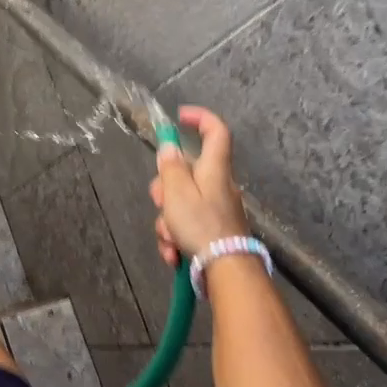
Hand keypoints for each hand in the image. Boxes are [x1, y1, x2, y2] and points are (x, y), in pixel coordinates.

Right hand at [150, 105, 251, 264]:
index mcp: (214, 169)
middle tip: (159, 202)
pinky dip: (177, 237)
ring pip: (182, 202)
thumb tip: (170, 147)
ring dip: (168, 220)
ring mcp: (218, 209)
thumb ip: (171, 167)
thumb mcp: (177, 192)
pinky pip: (188, 225)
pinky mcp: (215, 231)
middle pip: (187, 172)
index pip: (216, 132)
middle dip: (165, 188)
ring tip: (169, 239)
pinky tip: (173, 254)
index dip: (200, 118)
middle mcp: (219, 185)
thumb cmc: (200, 225)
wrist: (227, 269)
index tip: (179, 117)